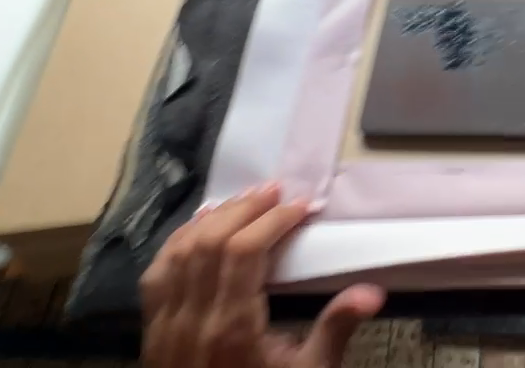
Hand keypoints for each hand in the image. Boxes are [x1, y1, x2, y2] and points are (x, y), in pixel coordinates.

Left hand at [140, 183, 384, 367]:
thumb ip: (335, 330)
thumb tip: (373, 292)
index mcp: (233, 329)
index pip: (244, 251)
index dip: (273, 219)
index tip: (302, 206)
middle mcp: (193, 320)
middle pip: (210, 241)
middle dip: (245, 208)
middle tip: (276, 192)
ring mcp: (165, 326)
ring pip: (181, 251)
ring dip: (214, 218)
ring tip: (246, 202)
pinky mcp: (151, 332)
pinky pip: (157, 273)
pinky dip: (179, 242)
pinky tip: (202, 227)